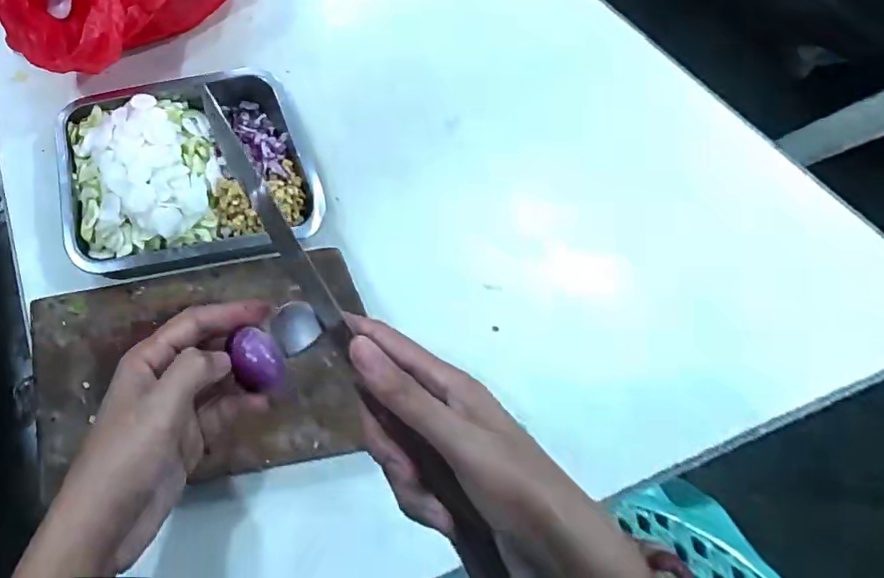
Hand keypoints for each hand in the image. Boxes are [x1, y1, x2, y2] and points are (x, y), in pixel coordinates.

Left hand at [15, 301, 271, 576]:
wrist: (107, 517)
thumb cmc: (128, 452)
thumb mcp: (160, 405)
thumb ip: (193, 371)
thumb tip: (224, 355)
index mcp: (149, 359)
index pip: (192, 323)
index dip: (227, 312)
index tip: (263, 309)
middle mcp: (162, 377)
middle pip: (205, 348)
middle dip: (237, 340)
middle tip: (276, 338)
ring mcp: (176, 408)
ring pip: (215, 380)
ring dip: (243, 373)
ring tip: (276, 369)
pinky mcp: (187, 438)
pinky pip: (217, 413)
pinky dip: (239, 405)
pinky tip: (262, 402)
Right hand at [347, 315, 649, 577]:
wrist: (568, 561)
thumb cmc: (517, 485)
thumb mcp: (457, 439)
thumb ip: (403, 394)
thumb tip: (355, 340)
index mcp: (447, 384)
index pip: (389, 342)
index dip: (355, 332)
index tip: (314, 328)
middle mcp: (439, 407)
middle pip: (379, 402)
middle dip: (383, 437)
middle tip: (401, 463)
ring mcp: (440, 445)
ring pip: (389, 444)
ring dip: (403, 477)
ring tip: (434, 504)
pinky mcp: (443, 481)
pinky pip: (406, 478)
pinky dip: (418, 501)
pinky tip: (444, 520)